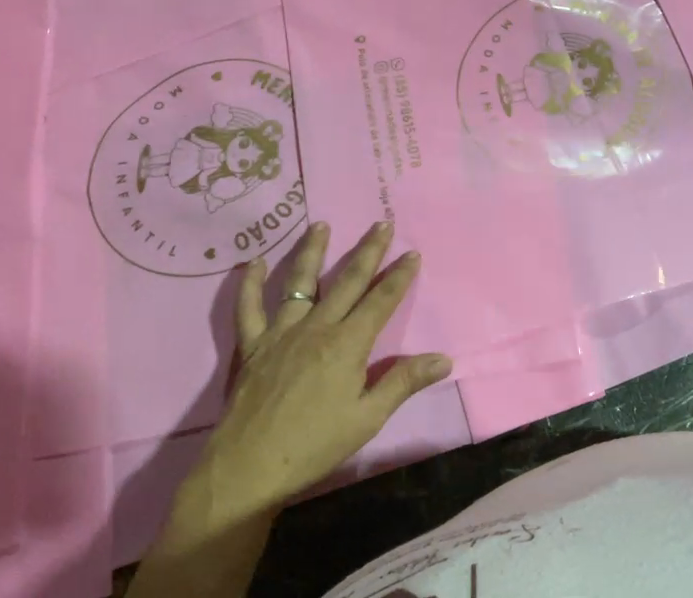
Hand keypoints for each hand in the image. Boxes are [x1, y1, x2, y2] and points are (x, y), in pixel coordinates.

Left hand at [199, 221, 451, 518]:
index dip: (398, 276)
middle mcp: (316, 328)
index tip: (412, 252)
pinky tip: (254, 263)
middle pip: (347, 281)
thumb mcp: (368, 418)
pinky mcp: (252, 347)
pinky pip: (248, 308)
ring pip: (300, 283)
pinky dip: (250, 284)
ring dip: (313, 252)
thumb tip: (445, 358)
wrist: (247, 470)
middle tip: (382, 223)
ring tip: (321, 225)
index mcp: (348, 344)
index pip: (381, 300)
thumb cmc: (314, 446)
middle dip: (368, 250)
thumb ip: (403, 382)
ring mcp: (280, 334)